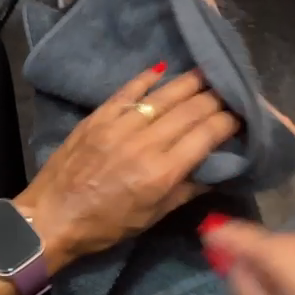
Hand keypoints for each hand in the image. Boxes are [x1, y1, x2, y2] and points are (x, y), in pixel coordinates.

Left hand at [16, 66, 240, 272]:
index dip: (228, 122)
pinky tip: (163, 69)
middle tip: (230, 90)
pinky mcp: (96, 118)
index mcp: (161, 173)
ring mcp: (117, 127)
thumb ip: (186, 189)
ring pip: (161, 97)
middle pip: (187, 112)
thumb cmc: (106, 225)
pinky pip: (126, 92)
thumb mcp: (153, 216)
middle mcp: (142, 144)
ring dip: (187, 83)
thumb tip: (217, 167)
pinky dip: (145, 79)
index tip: (242, 114)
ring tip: (207, 73)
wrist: (52, 216)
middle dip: (214, 99)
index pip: (205, 136)